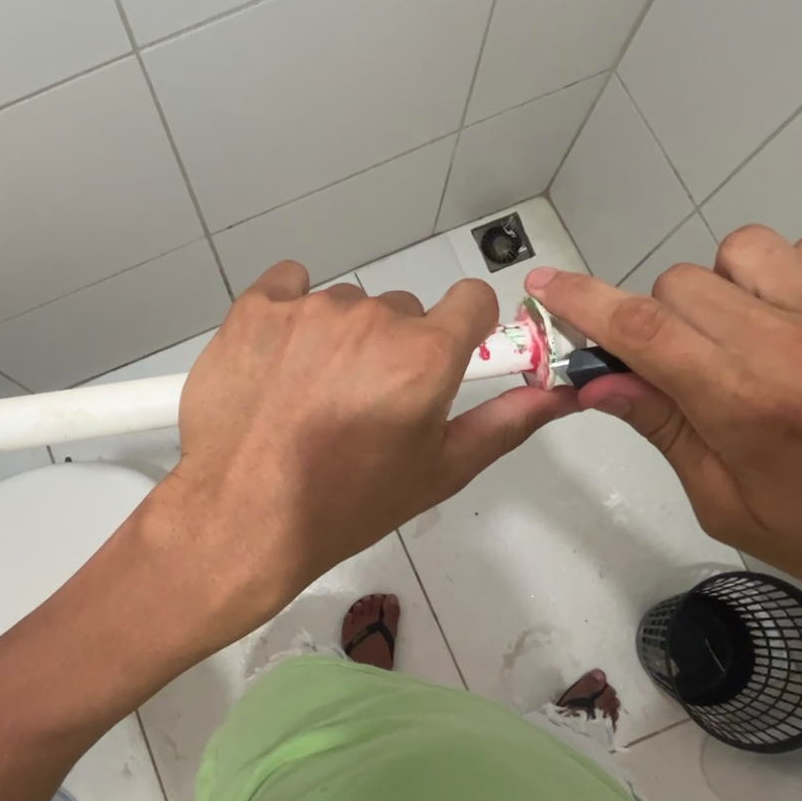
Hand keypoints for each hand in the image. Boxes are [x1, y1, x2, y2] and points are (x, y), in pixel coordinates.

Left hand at [161, 261, 577, 644]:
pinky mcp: (254, 308)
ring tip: (308, 394)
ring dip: (339, 336)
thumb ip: (503, 424)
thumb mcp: (437, 473)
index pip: (472, 300)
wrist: (241, 517)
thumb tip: (560, 393)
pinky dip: (289, 310)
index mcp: (426, 355)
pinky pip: (288, 283)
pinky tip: (277, 356)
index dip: (463, 329)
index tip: (441, 361)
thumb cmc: (346, 504)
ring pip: (345, 304)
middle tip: (360, 403)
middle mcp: (372, 318)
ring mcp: (308, 308)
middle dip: (393, 347)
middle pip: (402, 310)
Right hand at [526, 225, 801, 679]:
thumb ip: (664, 430)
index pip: (637, 328)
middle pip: (679, 283)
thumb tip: (598, 382)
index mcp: (744, 402)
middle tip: (682, 366)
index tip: (543, 284)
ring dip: (722, 289)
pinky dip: (785, 276)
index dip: (580, 301)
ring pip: (742, 251)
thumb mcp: (732, 507)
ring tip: (745, 335)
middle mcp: (791, 340)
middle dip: (659, 318)